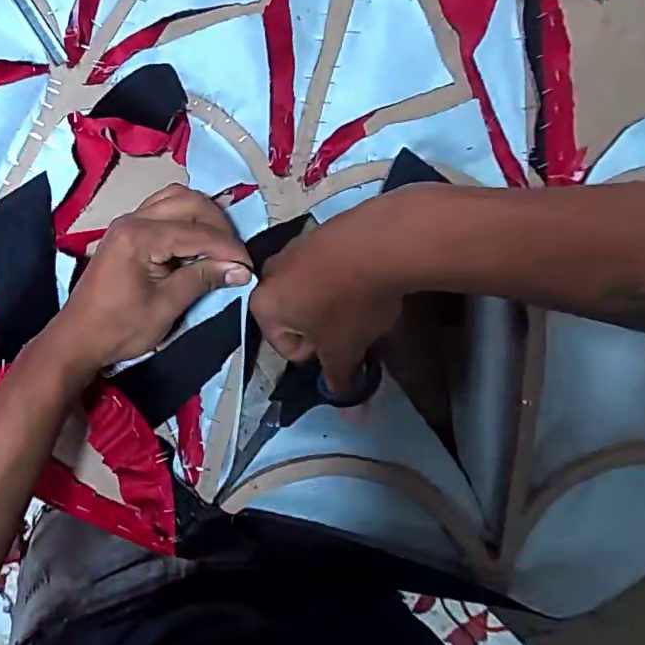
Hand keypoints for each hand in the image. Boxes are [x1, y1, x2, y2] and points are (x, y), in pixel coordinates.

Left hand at [43, 184, 251, 373]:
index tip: (249, 267)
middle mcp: (132, 219)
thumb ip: (204, 279)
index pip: (197, 232)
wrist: (78, 339)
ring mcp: (127, 221)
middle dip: (219, 225)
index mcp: (140, 236)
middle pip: (189, 202)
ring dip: (203, 215)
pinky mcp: (127, 229)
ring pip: (176, 197)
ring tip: (220, 244)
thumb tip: (241, 270)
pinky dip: (186, 217)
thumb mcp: (167, 306)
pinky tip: (197, 239)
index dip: (228, 248)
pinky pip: (163, 207)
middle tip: (235, 255)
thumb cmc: (121, 328)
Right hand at [250, 189, 416, 395]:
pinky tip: (370, 275)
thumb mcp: (345, 350)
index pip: (286, 348)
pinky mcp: (323, 230)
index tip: (342, 344)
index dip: (320, 354)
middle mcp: (271, 272)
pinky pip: (331, 265)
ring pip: (315, 289)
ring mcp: (295, 246)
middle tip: (353, 326)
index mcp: (263, 305)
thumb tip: (350, 414)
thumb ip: (340, 379)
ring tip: (365, 299)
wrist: (381, 243)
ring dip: (336, 300)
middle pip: (297, 316)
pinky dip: (347, 274)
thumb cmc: (350, 304)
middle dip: (324, 326)